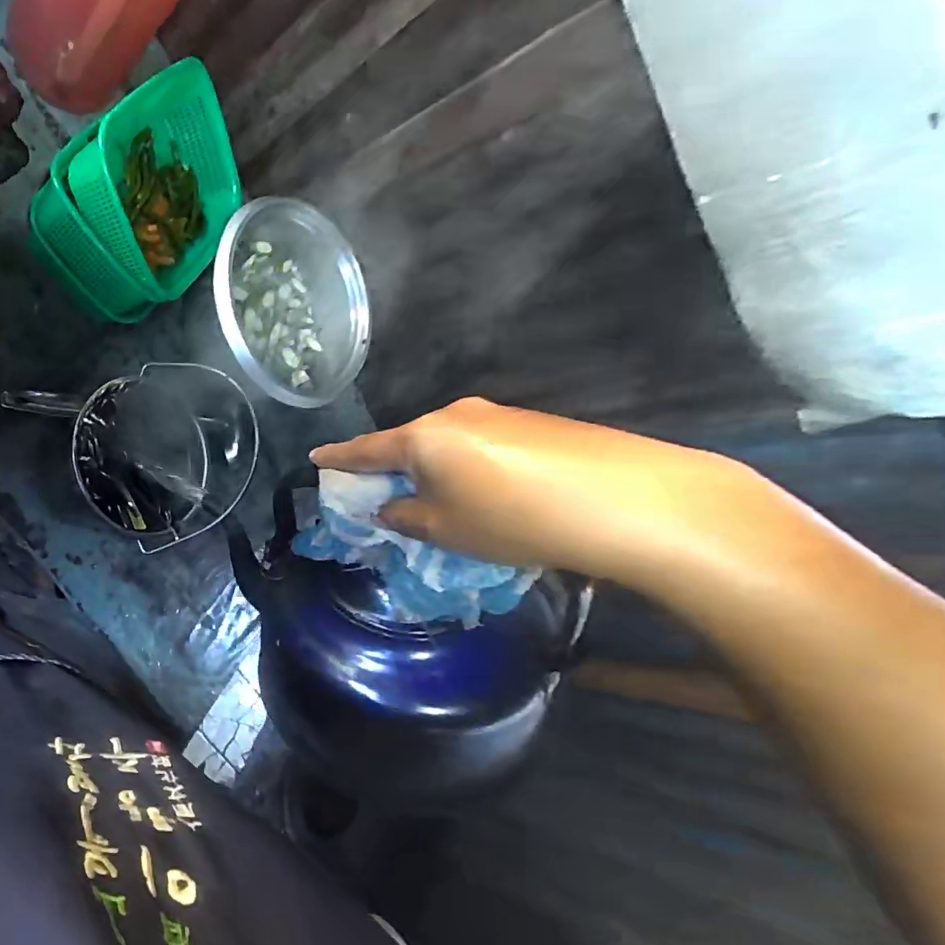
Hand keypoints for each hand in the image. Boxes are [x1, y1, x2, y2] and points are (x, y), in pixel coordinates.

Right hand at [309, 398, 792, 591]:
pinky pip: (480, 444)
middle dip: (391, 469)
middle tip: (382, 498)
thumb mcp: (447, 530)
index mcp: (424, 436)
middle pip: (409, 442)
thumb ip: (406, 517)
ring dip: (433, 470)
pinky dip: (467, 467)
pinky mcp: (534, 424)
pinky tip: (486, 495)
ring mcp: (498, 414)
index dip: (340, 458)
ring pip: (447, 443)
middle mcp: (456, 414)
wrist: (627, 500)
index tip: (317, 458)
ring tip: (438, 504)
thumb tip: (389, 508)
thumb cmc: (514, 520)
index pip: (368, 449)